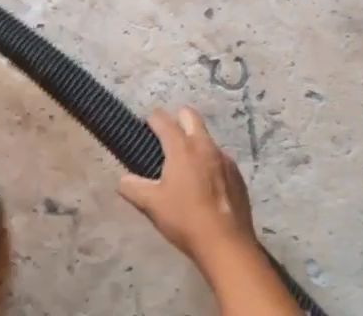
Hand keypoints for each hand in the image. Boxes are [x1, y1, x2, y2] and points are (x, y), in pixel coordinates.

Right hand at [117, 106, 258, 263]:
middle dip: (177, 120)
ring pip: (207, 139)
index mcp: (182, 148)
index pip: (162, 118)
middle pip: (190, 115)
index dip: (151, 120)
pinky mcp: (239, 177)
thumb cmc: (185, 220)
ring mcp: (225, 161)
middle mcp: (205, 146)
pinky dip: (211, 165)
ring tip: (187, 169)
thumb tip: (123, 180)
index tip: (144, 129)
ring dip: (195, 144)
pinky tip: (206, 188)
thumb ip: (132, 187)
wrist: (228, 247)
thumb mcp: (151, 205)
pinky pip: (221, 160)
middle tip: (167, 140)